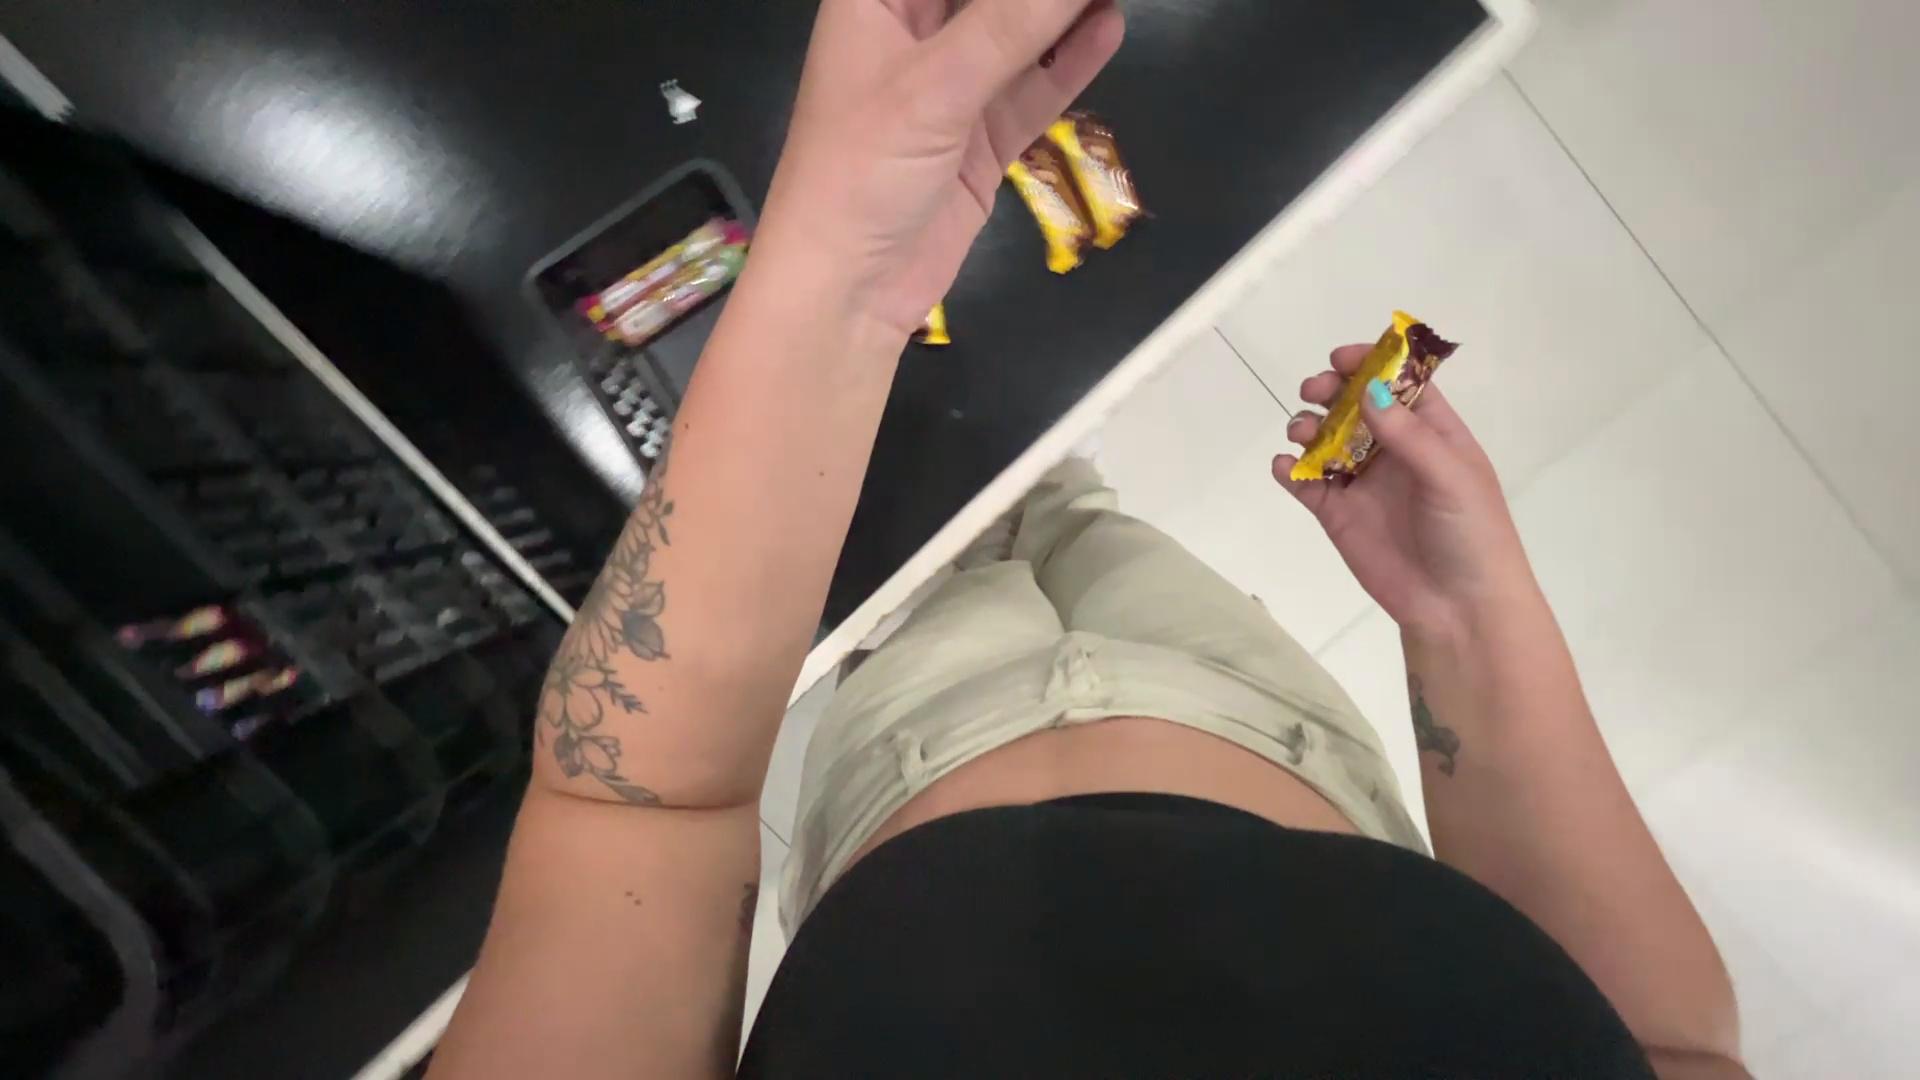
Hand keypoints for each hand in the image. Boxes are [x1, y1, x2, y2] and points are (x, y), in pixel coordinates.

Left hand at [754, 0, 1123, 336]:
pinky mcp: (978, 149)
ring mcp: (950, 97)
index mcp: (877, 0)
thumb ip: (1011, 25)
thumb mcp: (934, 87)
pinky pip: (1029, 96)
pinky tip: (1108, 28)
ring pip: (1017, 39)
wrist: (848, 288)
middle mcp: (914, 39)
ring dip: (1062, 13)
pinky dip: (1066, 68)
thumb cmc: (862, 172)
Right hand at [1272, 345, 1538, 639]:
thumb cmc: (1470, 534)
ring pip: (1322, 440)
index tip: (1340, 357)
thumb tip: (1366, 390)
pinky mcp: (1334, 512)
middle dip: (1328, 391)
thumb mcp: (1450, 477)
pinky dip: (1287, 470)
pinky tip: (1284, 468)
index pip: (1398, 384)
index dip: (1371, 365)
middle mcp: (1391, 451)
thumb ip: (1407, 435)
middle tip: (1313, 392)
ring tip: (1301, 434)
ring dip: (1305, 428)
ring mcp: (1359, 481)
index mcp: (1431, 434)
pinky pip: (1304, 482)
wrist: (1454, 605)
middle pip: (1351, 406)